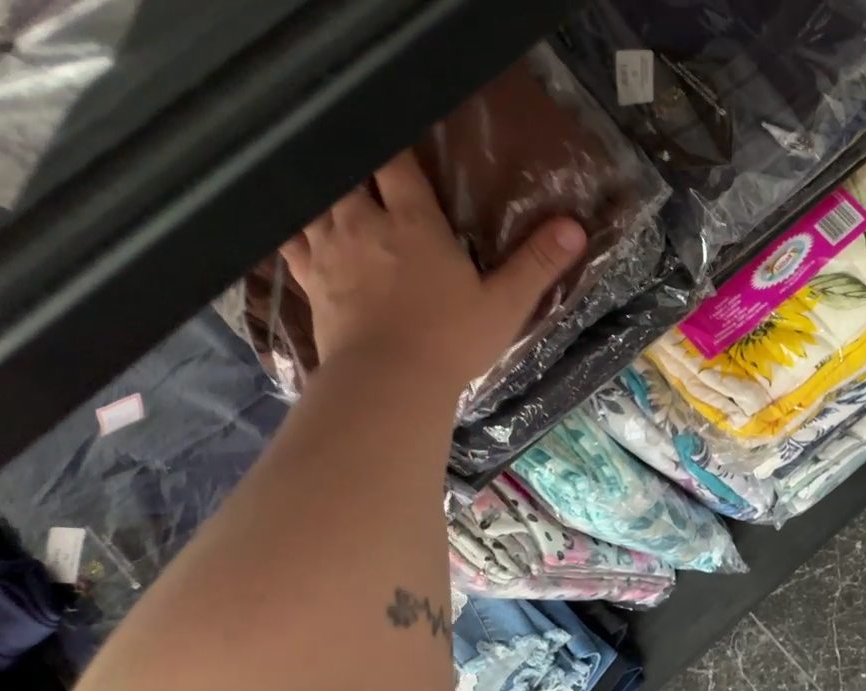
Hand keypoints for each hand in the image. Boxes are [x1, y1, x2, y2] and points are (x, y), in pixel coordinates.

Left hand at [280, 149, 586, 390]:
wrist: (389, 380)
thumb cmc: (452, 339)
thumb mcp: (506, 304)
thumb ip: (537, 263)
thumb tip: (575, 227)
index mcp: (412, 223)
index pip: (395, 163)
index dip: (396, 145)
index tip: (401, 134)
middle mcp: (362, 224)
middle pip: (346, 173)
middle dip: (355, 163)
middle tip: (368, 162)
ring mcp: (329, 250)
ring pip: (313, 199)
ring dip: (322, 188)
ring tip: (334, 186)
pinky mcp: (309, 279)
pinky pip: (290, 237)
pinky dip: (291, 223)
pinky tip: (297, 222)